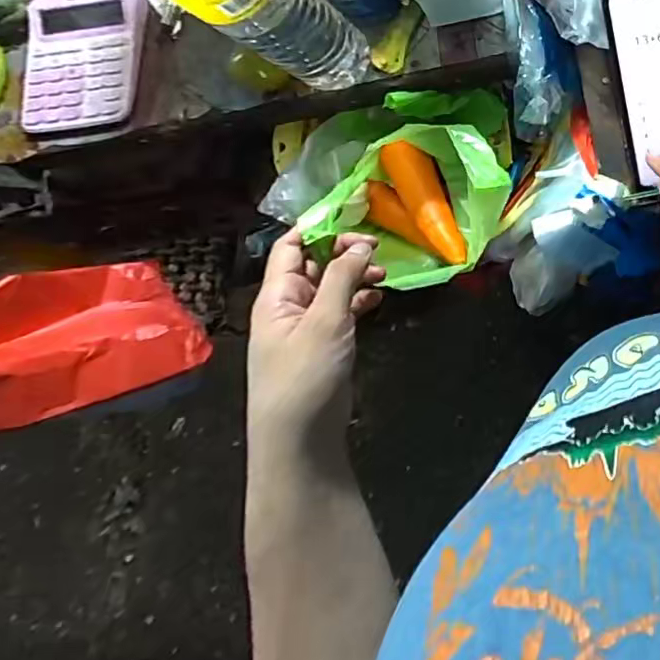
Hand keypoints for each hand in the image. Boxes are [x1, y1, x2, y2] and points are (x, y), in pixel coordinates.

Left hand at [247, 229, 384, 453]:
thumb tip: (360, 243)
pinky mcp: (325, 344)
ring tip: (382, 274)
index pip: (291, 247)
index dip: (318, 228)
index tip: (354, 220)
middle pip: (315, 263)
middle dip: (343, 251)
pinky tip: (377, 298)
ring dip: (354, 275)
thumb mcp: (324, 321)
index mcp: (277, 295)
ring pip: (332, 286)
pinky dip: (358, 300)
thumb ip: (342, 277)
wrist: (299, 440)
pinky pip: (342, 310)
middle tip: (375, 250)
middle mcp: (289, 305)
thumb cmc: (304, 375)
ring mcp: (307, 326)